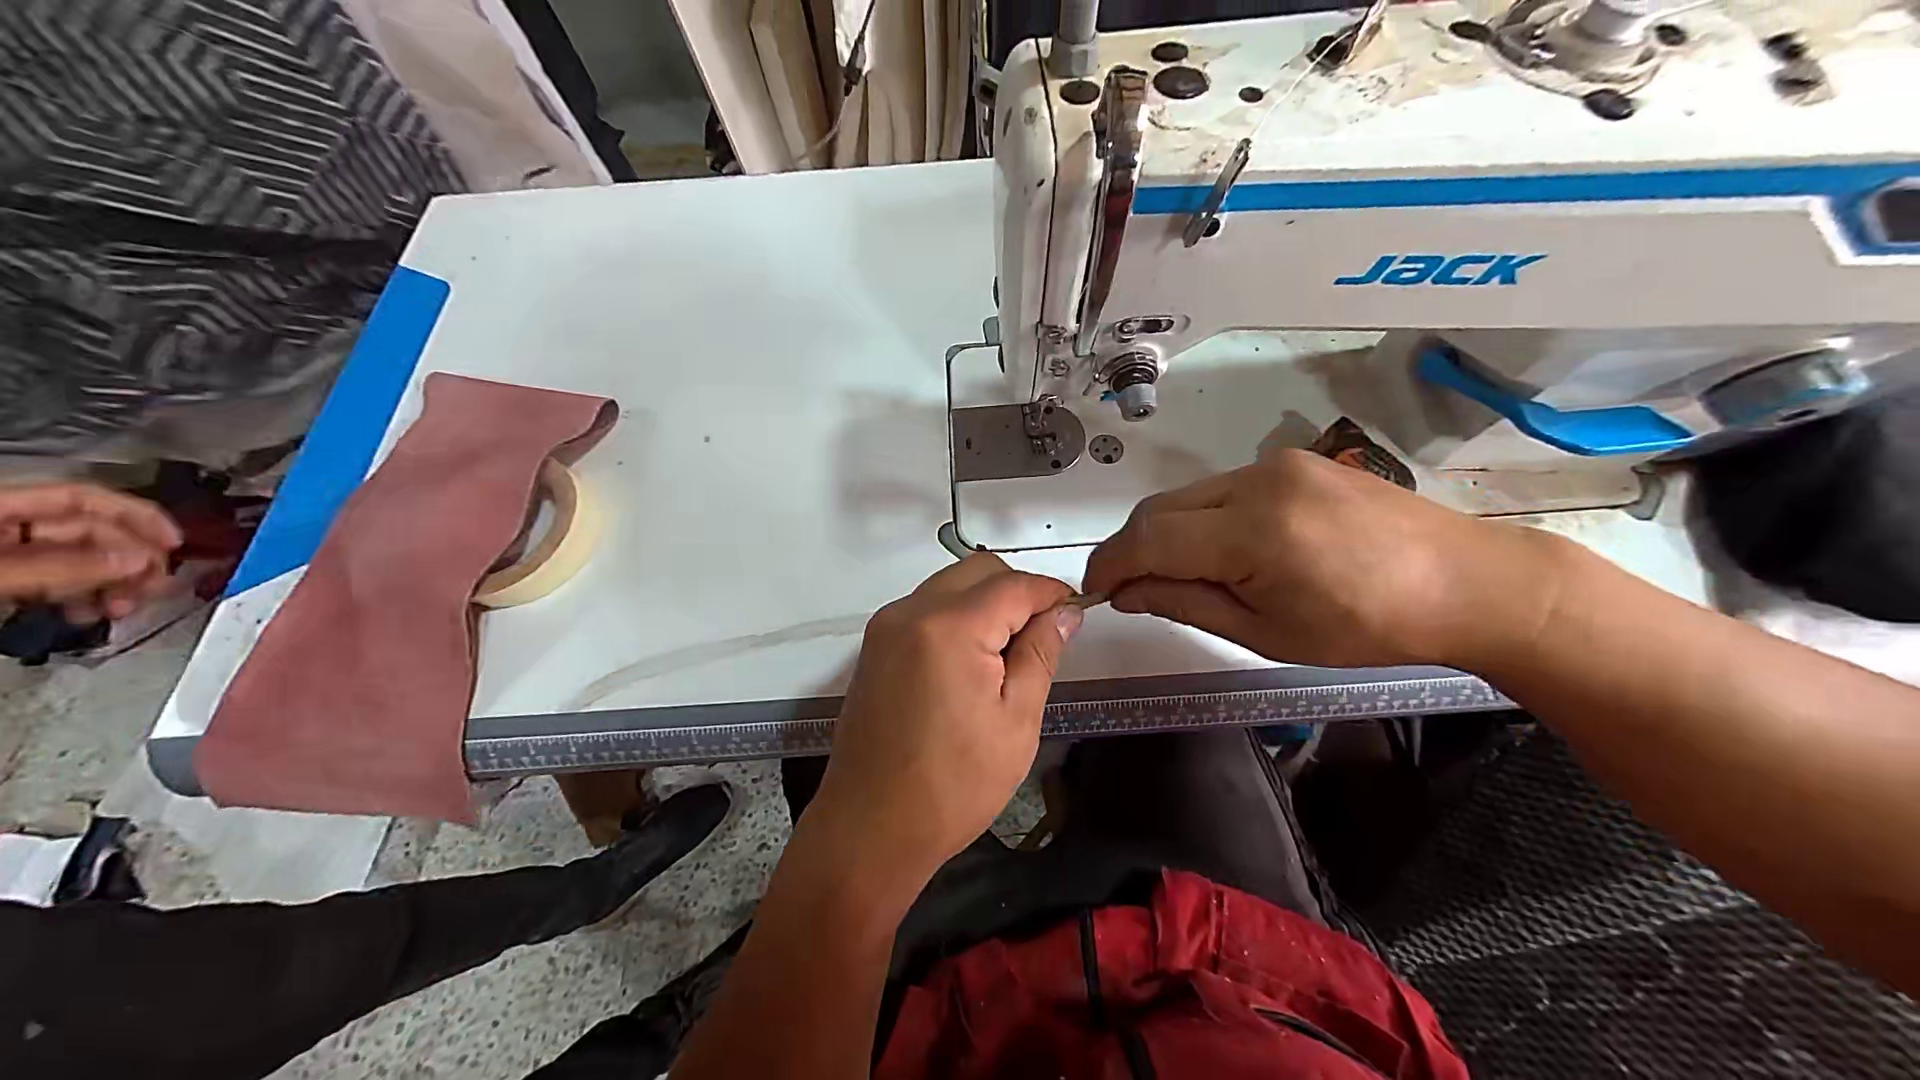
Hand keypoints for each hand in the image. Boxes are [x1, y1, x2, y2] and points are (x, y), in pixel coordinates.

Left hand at [0, 482, 183, 622]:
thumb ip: (61, 565)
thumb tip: (138, 560)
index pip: (86, 498)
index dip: (137, 516)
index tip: (174, 543)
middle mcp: (4, 525)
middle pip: (90, 534)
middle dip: (129, 562)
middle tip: (151, 587)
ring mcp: (5, 556)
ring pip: (80, 562)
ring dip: (112, 585)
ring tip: (122, 607)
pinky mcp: (6, 582)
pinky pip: (56, 583)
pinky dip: (82, 597)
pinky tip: (88, 613)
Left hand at [807, 553, 1077, 891]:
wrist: (872, 827)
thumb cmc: (953, 786)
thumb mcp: (1016, 721)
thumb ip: (1042, 653)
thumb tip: (1065, 613)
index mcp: (949, 628)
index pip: (1014, 585)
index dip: (1052, 593)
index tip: (1077, 611)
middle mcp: (910, 612)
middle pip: (979, 572)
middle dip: (1018, 592)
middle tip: (1043, 637)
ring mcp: (886, 626)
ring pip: (951, 585)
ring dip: (986, 603)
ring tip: (1009, 656)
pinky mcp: (875, 645)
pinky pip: (926, 608)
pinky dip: (957, 617)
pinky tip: (972, 662)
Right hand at [1082, 450, 1575, 668]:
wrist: (1466, 582)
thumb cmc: (1368, 627)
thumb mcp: (1267, 633)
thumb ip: (1186, 604)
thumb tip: (1127, 592)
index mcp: (1253, 532)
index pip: (1149, 538)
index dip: (1111, 563)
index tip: (1095, 590)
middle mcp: (1256, 481)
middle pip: (1159, 509)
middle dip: (1132, 547)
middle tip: (1129, 587)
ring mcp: (1276, 464)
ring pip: (1187, 495)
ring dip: (1166, 532)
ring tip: (1178, 572)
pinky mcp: (1292, 460)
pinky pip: (1221, 487)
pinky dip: (1200, 517)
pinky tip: (1220, 547)